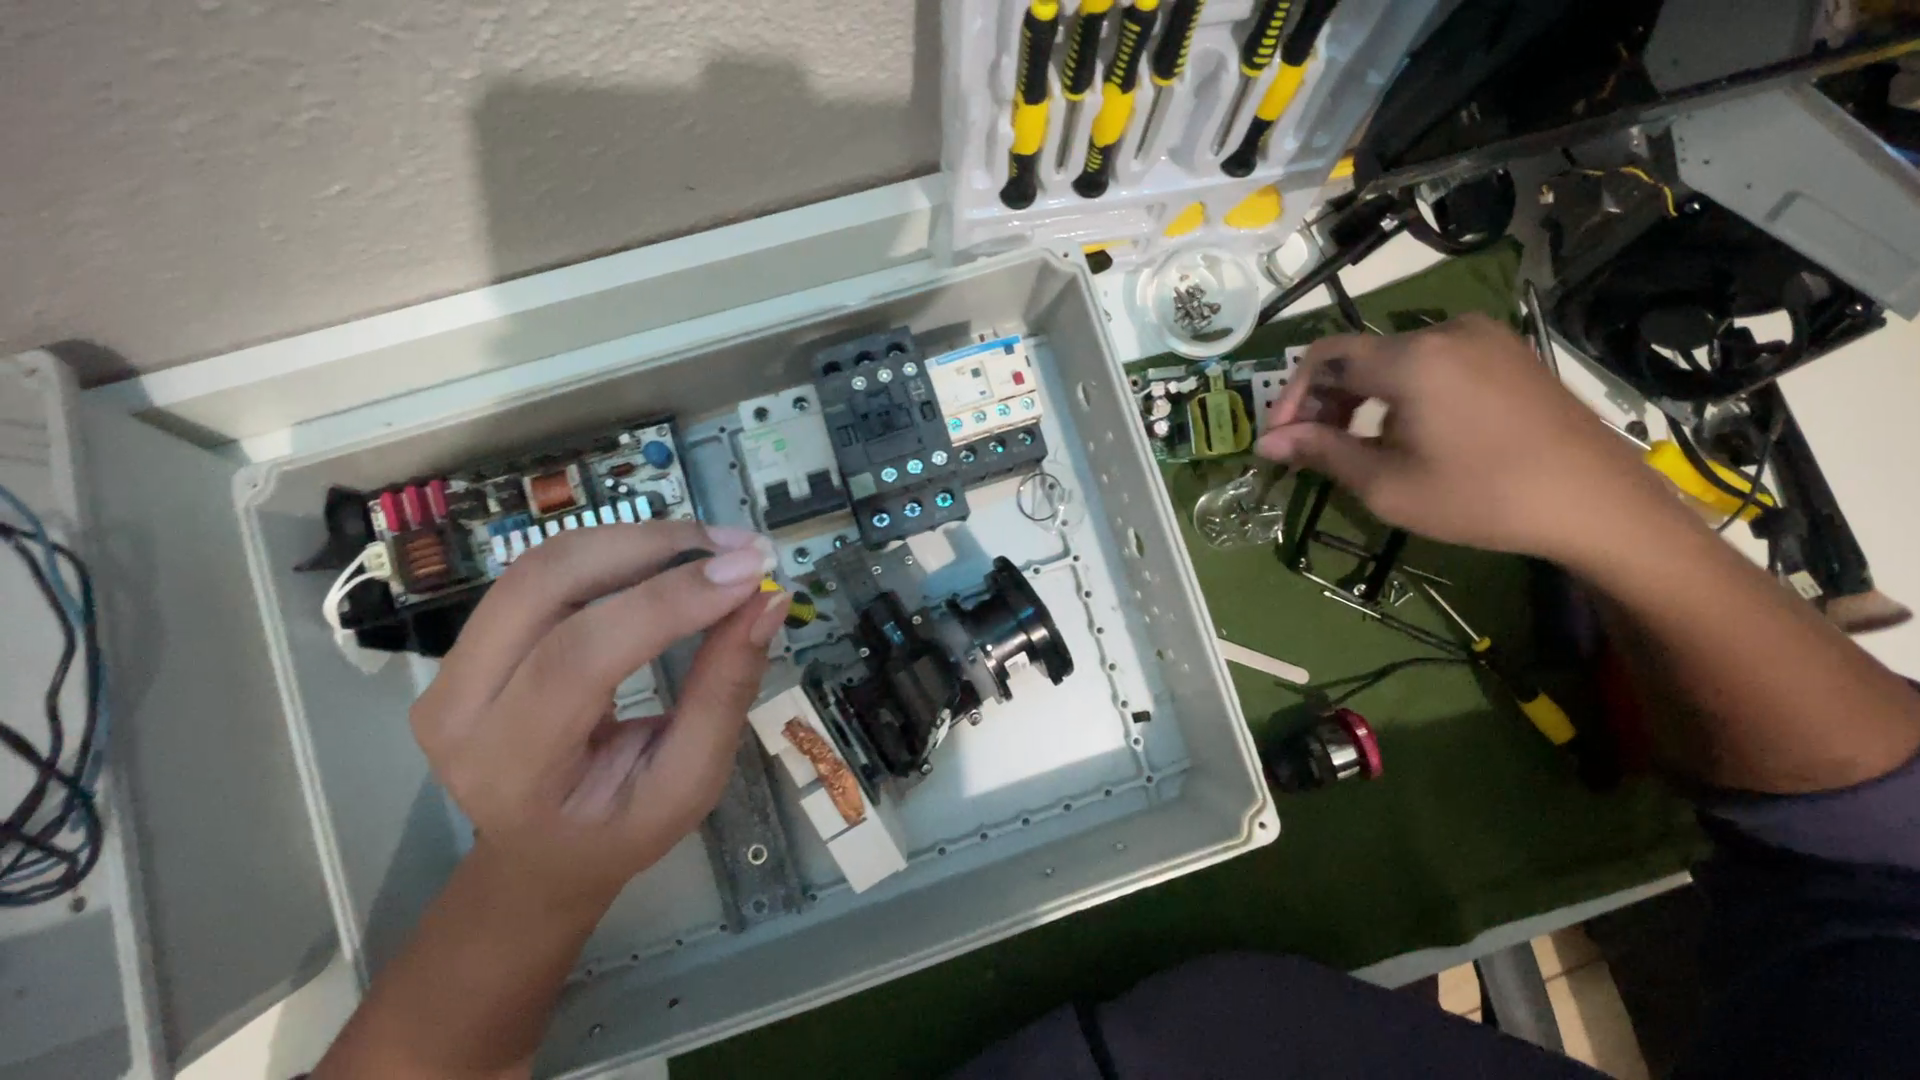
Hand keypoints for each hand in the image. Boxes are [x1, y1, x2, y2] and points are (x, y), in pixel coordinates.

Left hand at [410, 521, 788, 909]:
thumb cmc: (621, 829)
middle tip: (740, 547)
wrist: (543, 851)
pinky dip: (617, 550)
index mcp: (509, 766)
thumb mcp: (688, 782)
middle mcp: (457, 707)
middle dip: (653, 549)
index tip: (753, 571)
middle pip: (547, 586)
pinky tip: (673, 556)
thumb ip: (723, 691)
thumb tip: (768, 601)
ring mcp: (450, 668)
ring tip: (716, 546)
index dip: (669, 601)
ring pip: (542, 564)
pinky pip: (543, 571)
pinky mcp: (469, 640)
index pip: (580, 657)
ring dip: (638, 539)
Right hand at [1255, 313, 1677, 561]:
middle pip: (1360, 355)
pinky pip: (1435, 362)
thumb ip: (1322, 453)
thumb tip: (1267, 442)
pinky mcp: (1508, 353)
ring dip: (1363, 397)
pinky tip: (1406, 432)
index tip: (1281, 439)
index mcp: (1411, 358)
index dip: (1292, 396)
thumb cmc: (1480, 498)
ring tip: (1357, 446)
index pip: (1324, 357)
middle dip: (1326, 400)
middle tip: (1312, 448)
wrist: (1596, 502)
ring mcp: (1483, 338)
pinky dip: (1403, 392)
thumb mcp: (1387, 485)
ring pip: (1396, 359)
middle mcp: (1444, 331)